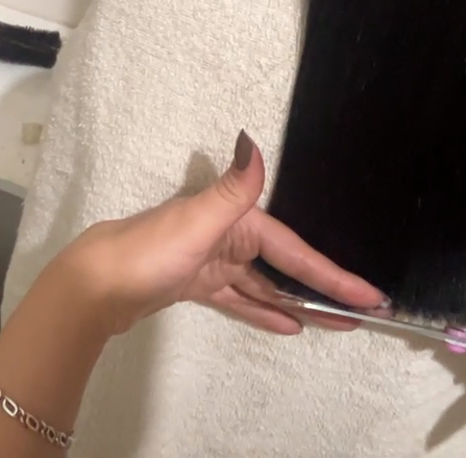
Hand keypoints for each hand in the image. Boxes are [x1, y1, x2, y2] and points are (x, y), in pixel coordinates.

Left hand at [42, 131, 385, 337]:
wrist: (97, 283)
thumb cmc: (150, 250)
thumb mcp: (197, 220)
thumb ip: (233, 188)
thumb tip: (253, 140)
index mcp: (235, 219)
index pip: (295, 250)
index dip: (332, 273)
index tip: (368, 296)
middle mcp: (228, 234)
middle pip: (285, 266)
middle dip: (322, 288)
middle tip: (361, 315)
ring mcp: (213, 260)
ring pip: (265, 285)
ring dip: (297, 303)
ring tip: (334, 324)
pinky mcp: (197, 283)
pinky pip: (240, 298)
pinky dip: (263, 310)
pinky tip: (287, 325)